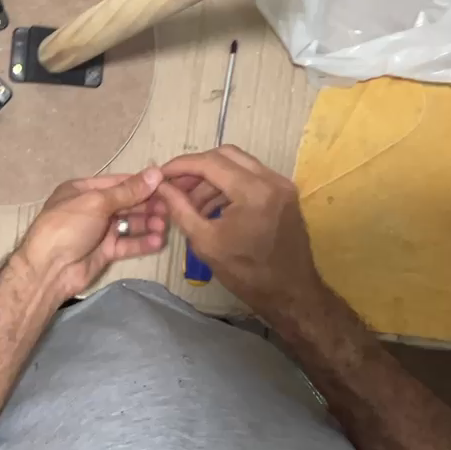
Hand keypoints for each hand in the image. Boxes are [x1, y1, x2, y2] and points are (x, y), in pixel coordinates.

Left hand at [9, 168, 168, 301]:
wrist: (49, 270)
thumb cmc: (68, 226)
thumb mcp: (96, 202)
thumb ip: (128, 191)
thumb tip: (155, 173)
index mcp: (83, 190)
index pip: (118, 183)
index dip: (141, 184)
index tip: (166, 185)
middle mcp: (91, 208)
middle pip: (126, 203)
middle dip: (147, 205)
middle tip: (170, 208)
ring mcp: (98, 231)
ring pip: (129, 223)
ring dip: (148, 223)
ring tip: (164, 225)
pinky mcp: (105, 251)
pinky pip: (128, 244)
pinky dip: (143, 242)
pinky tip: (159, 241)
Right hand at [155, 145, 325, 316]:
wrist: (290, 294)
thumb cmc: (246, 273)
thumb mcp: (204, 242)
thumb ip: (179, 208)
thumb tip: (160, 186)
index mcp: (253, 191)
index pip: (210, 163)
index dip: (181, 165)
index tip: (160, 174)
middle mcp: (271, 180)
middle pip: (225, 155)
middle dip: (196, 168)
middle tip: (175, 185)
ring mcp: (281, 185)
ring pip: (238, 164)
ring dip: (211, 178)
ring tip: (190, 202)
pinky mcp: (284, 194)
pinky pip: (250, 177)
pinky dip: (228, 186)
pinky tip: (211, 207)